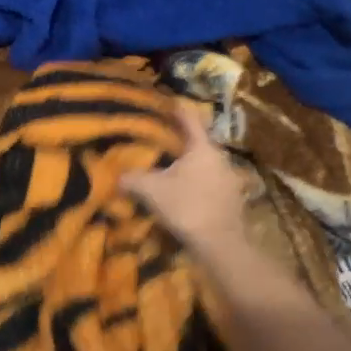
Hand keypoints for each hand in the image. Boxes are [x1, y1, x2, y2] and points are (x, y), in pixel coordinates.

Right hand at [119, 102, 254, 249]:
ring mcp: (231, 182)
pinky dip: (198, 184)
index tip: (165, 102)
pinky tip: (185, 193)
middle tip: (160, 140)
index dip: (176, 109)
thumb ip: (131, 179)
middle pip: (199, 143)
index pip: (190, 120)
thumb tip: (116, 176)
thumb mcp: (151, 190)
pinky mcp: (234, 203)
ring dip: (191, 165)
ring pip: (206, 165)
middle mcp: (221, 160)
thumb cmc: (187, 207)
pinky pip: (212, 184)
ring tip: (171, 169)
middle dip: (181, 141)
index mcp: (203, 149)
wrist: (222, 248)